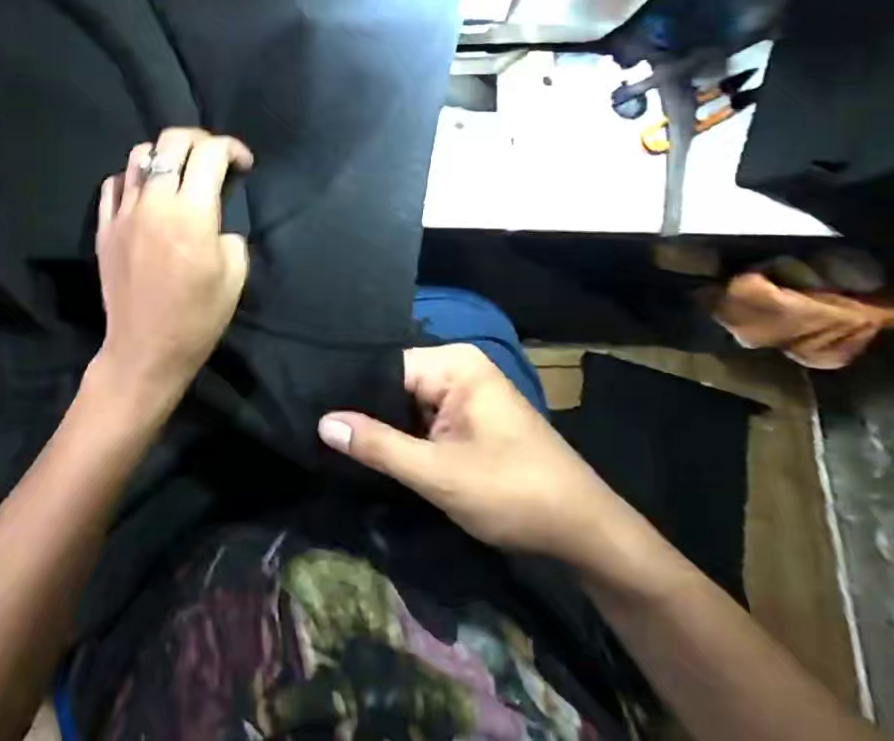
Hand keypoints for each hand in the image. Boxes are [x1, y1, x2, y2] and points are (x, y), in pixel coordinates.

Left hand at [91, 127, 252, 415]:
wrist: (145, 350)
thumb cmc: (198, 317)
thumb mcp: (235, 274)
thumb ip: (229, 233)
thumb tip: (213, 221)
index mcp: (192, 214)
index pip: (211, 153)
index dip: (233, 148)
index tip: (244, 165)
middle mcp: (155, 203)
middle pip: (172, 141)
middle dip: (200, 140)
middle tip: (214, 159)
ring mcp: (124, 214)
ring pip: (138, 155)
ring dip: (165, 155)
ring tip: (178, 173)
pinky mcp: (105, 229)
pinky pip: (113, 184)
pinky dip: (133, 178)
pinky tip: (147, 194)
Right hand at [318, 344, 633, 569]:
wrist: (582, 529)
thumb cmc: (512, 493)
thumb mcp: (437, 473)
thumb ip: (379, 446)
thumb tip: (323, 421)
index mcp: (455, 364)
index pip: (384, 367)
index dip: (350, 394)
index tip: (311, 413)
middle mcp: (461, 368)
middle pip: (395, 385)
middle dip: (366, 414)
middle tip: (318, 436)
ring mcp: (469, 394)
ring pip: (408, 406)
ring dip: (385, 431)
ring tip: (337, 447)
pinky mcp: (473, 420)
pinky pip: (427, 421)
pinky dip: (407, 441)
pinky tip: (377, 456)